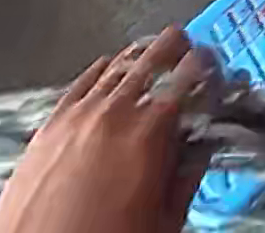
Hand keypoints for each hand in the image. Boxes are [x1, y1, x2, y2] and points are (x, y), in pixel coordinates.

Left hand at [0, 29, 213, 232]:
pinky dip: (104, 71)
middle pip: (158, 51)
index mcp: (151, 131)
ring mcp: (80, 114)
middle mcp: (117, 111)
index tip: (214, 70)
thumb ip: (190, 173)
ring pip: (122, 61)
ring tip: (153, 62)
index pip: (193, 69)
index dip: (210, 63)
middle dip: (179, 49)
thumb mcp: (164, 219)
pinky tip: (110, 73)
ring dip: (144, 58)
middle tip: (188, 53)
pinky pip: (83, 80)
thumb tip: (205, 145)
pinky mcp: (50, 125)